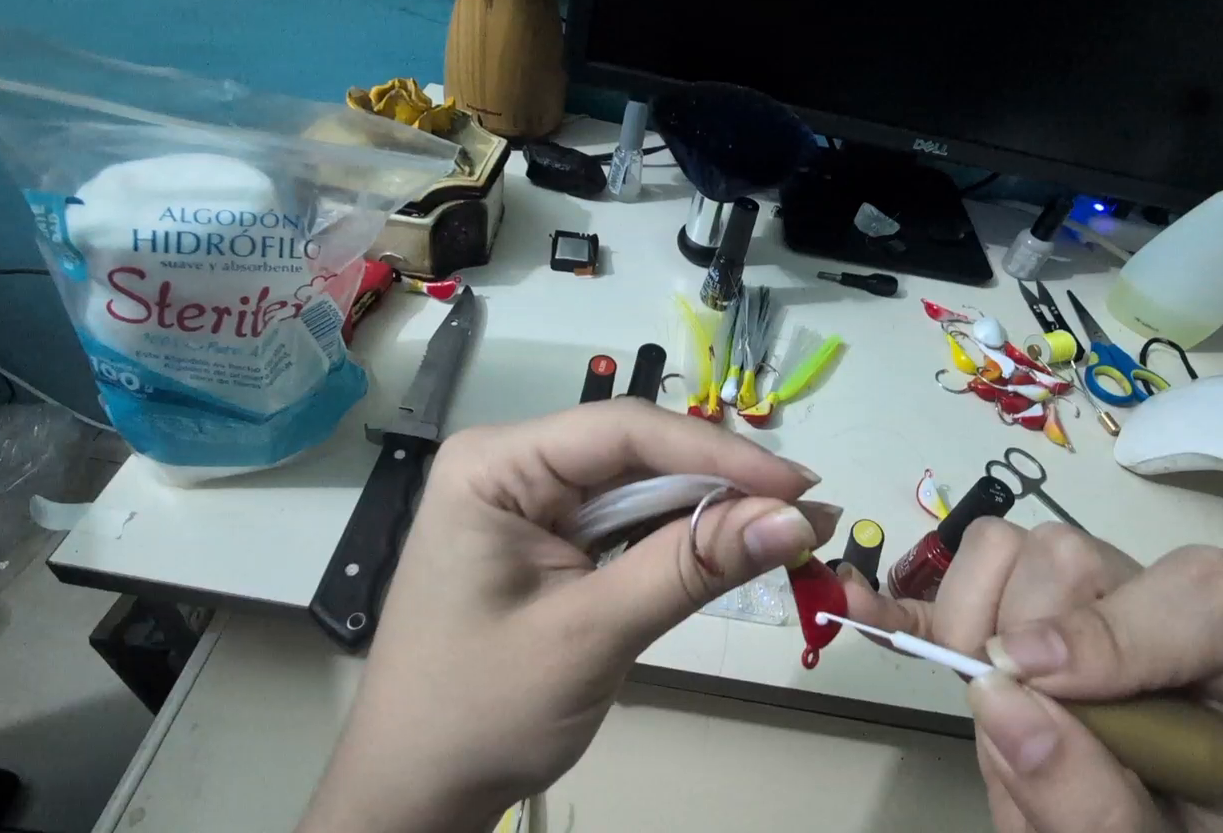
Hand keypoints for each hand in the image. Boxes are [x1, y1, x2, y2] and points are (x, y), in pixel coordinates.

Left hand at [298, 398, 840, 832]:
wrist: (414, 793)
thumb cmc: (480, 711)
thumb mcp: (591, 634)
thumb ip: (692, 567)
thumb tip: (798, 520)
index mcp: (496, 462)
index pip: (623, 430)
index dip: (717, 451)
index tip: (798, 486)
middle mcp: (514, 463)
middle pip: (635, 452)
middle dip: (720, 483)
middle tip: (808, 513)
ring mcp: (530, 499)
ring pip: (639, 484)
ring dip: (709, 510)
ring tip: (787, 531)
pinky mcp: (548, 535)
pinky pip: (625, 520)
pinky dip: (680, 537)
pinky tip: (731, 546)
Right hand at [839, 520, 1222, 831]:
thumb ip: (1095, 806)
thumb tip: (1000, 697)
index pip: (1203, 598)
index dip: (1116, 629)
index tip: (1034, 682)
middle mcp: (1156, 620)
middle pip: (1074, 556)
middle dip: (1020, 637)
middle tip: (1008, 719)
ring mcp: (1076, 607)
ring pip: (1007, 545)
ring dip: (967, 619)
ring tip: (981, 699)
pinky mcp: (1010, 619)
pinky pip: (951, 582)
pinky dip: (905, 602)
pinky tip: (864, 613)